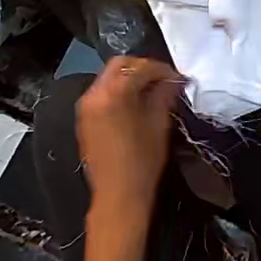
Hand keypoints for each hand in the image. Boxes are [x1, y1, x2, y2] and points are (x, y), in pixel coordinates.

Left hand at [76, 56, 181, 222]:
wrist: (118, 194)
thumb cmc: (142, 162)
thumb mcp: (159, 125)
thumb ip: (164, 96)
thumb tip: (171, 81)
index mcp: (115, 93)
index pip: (140, 67)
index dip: (162, 69)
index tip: (176, 77)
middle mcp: (95, 94)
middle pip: (119, 65)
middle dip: (142, 69)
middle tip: (162, 80)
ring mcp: (86, 106)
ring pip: (108, 78)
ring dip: (128, 79)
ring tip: (150, 92)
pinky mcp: (83, 118)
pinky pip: (101, 94)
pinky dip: (117, 92)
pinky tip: (133, 105)